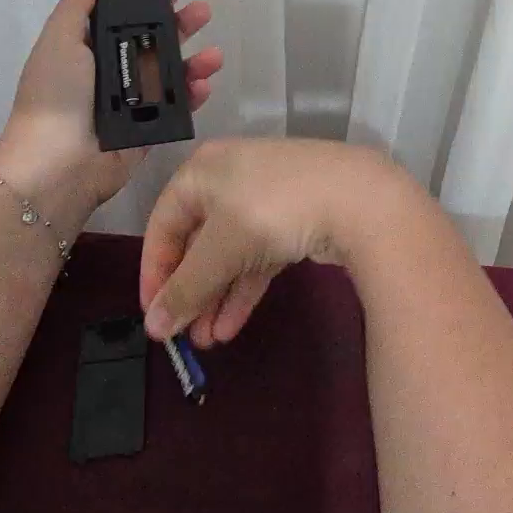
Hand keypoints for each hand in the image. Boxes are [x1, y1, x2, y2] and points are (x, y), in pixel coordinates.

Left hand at [0, 0, 223, 211]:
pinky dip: (192, 96)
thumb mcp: (58, 44)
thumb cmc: (55, 97)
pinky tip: (204, 85)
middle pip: (154, 44)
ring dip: (194, 62)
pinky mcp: (148, 130)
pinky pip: (176, 108)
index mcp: (88, 52)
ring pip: (170, 75)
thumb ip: (74, 10)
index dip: (148, 4)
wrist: (57, 164)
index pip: (124, 21)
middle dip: (180, 27)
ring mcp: (133, 104)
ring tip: (215, 56)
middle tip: (203, 12)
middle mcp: (112, 75)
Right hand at [138, 138, 423, 344]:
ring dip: (216, 296)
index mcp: (203, 170)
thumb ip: (186, 288)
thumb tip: (153, 326)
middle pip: (198, 240)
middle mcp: (231, 177)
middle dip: (191, 290)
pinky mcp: (295, 219)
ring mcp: (267, 197)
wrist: (359, 197)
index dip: (155, 270)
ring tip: (208, 342)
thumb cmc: (273, 210)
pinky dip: (244, 288)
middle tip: (183, 335)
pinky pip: (258, 256)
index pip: (163, 223)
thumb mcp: (222, 248)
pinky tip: (232, 326)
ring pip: (230, 252)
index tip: (153, 314)